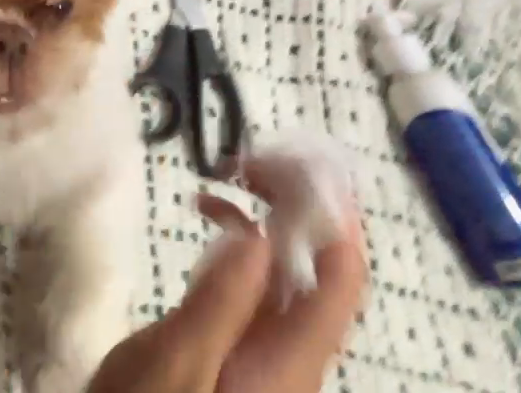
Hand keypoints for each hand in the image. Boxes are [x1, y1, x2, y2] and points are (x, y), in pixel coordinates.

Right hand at [86, 185, 365, 392]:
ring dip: (271, 215)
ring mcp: (268, 350)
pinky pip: (261, 282)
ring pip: (292, 270)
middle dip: (298, 202)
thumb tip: (256, 232)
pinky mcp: (241, 345)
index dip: (333, 212)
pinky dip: (243, 240)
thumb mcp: (178, 362)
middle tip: (246, 159)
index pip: (342, 277)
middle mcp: (292, 353)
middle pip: (324, 267)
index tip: (292, 158)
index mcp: (289, 359)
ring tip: (227, 175)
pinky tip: (210, 217)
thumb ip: (221, 302)